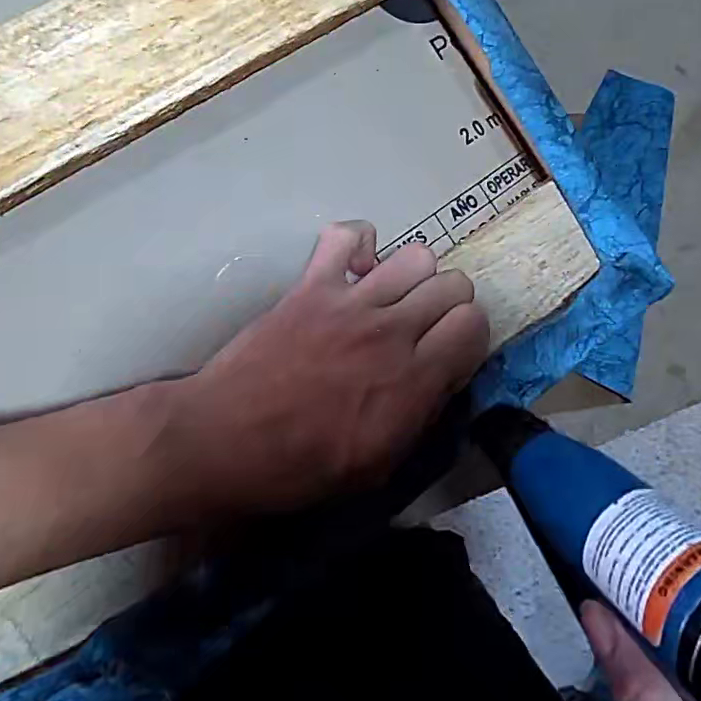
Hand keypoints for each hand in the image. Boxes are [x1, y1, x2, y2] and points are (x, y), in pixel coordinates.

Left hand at [158, 221, 489, 518]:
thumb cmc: (301, 465)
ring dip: (414, 277)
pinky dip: (359, 244)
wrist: (226, 439)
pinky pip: (347, 235)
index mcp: (413, 379)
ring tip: (391, 299)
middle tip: (423, 328)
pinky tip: (355, 270)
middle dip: (448, 305)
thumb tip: (443, 375)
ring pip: (417, 256)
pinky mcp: (312, 285)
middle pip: (454, 284)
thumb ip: (422, 414)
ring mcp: (350, 301)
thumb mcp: (378, 464)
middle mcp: (391, 331)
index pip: (474, 324)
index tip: (447, 354)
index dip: (467, 338)